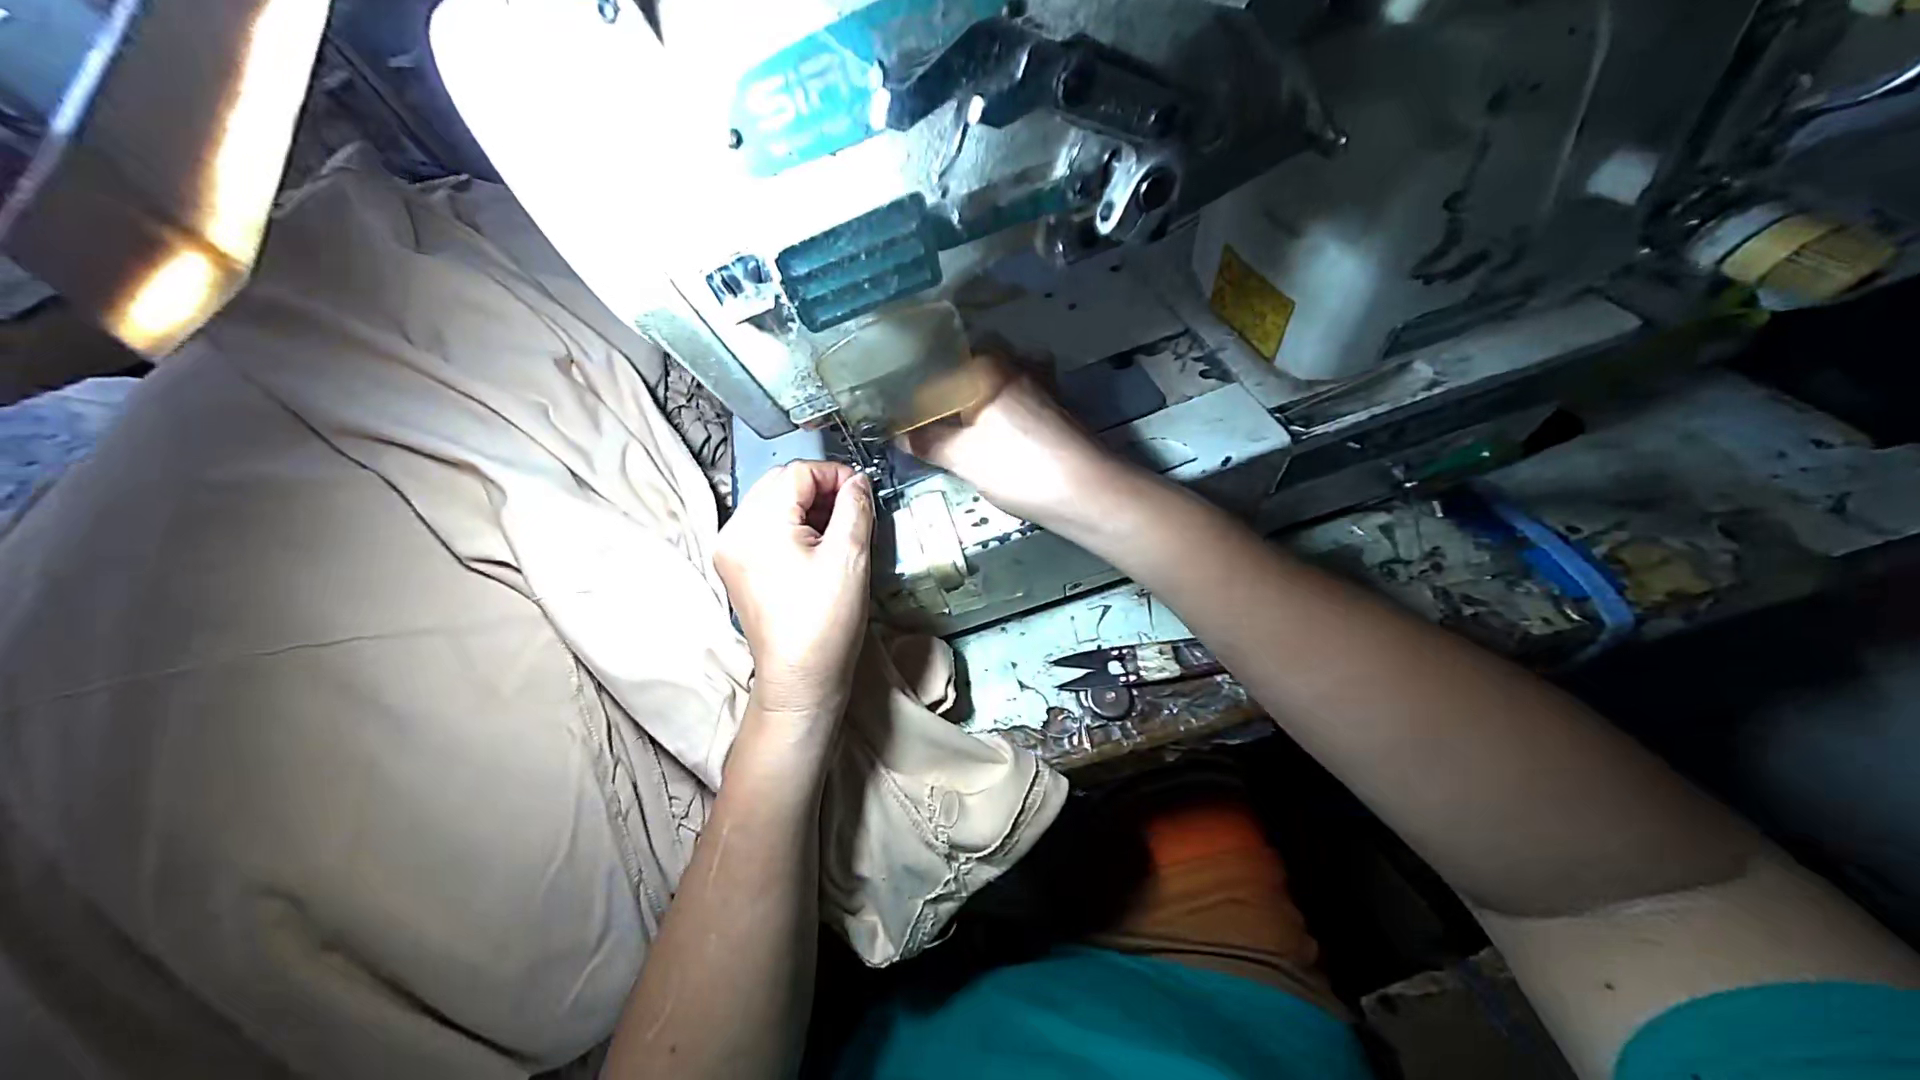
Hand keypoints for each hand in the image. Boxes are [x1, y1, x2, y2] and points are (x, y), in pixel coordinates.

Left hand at [715, 462, 875, 733]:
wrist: (799, 679)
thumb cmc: (826, 621)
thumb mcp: (850, 556)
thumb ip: (855, 506)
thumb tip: (858, 482)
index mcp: (758, 524)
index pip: (797, 472)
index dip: (835, 474)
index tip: (863, 493)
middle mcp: (734, 530)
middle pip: (780, 483)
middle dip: (820, 488)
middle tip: (854, 508)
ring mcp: (730, 550)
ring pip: (771, 503)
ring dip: (807, 505)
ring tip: (839, 527)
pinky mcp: (736, 567)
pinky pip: (764, 526)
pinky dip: (791, 524)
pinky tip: (817, 543)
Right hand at [901, 360, 1126, 530]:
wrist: (1086, 491)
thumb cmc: (1017, 466)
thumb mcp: (961, 457)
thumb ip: (926, 441)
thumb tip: (900, 433)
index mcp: (986, 367)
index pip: (939, 367)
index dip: (916, 390)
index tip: (900, 412)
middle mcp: (1015, 365)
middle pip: (969, 373)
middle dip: (946, 393)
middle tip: (922, 420)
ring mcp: (1039, 386)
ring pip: (994, 387)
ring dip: (973, 404)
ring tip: (951, 429)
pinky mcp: (1055, 410)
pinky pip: (1013, 403)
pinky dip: (997, 415)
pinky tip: (989, 437)